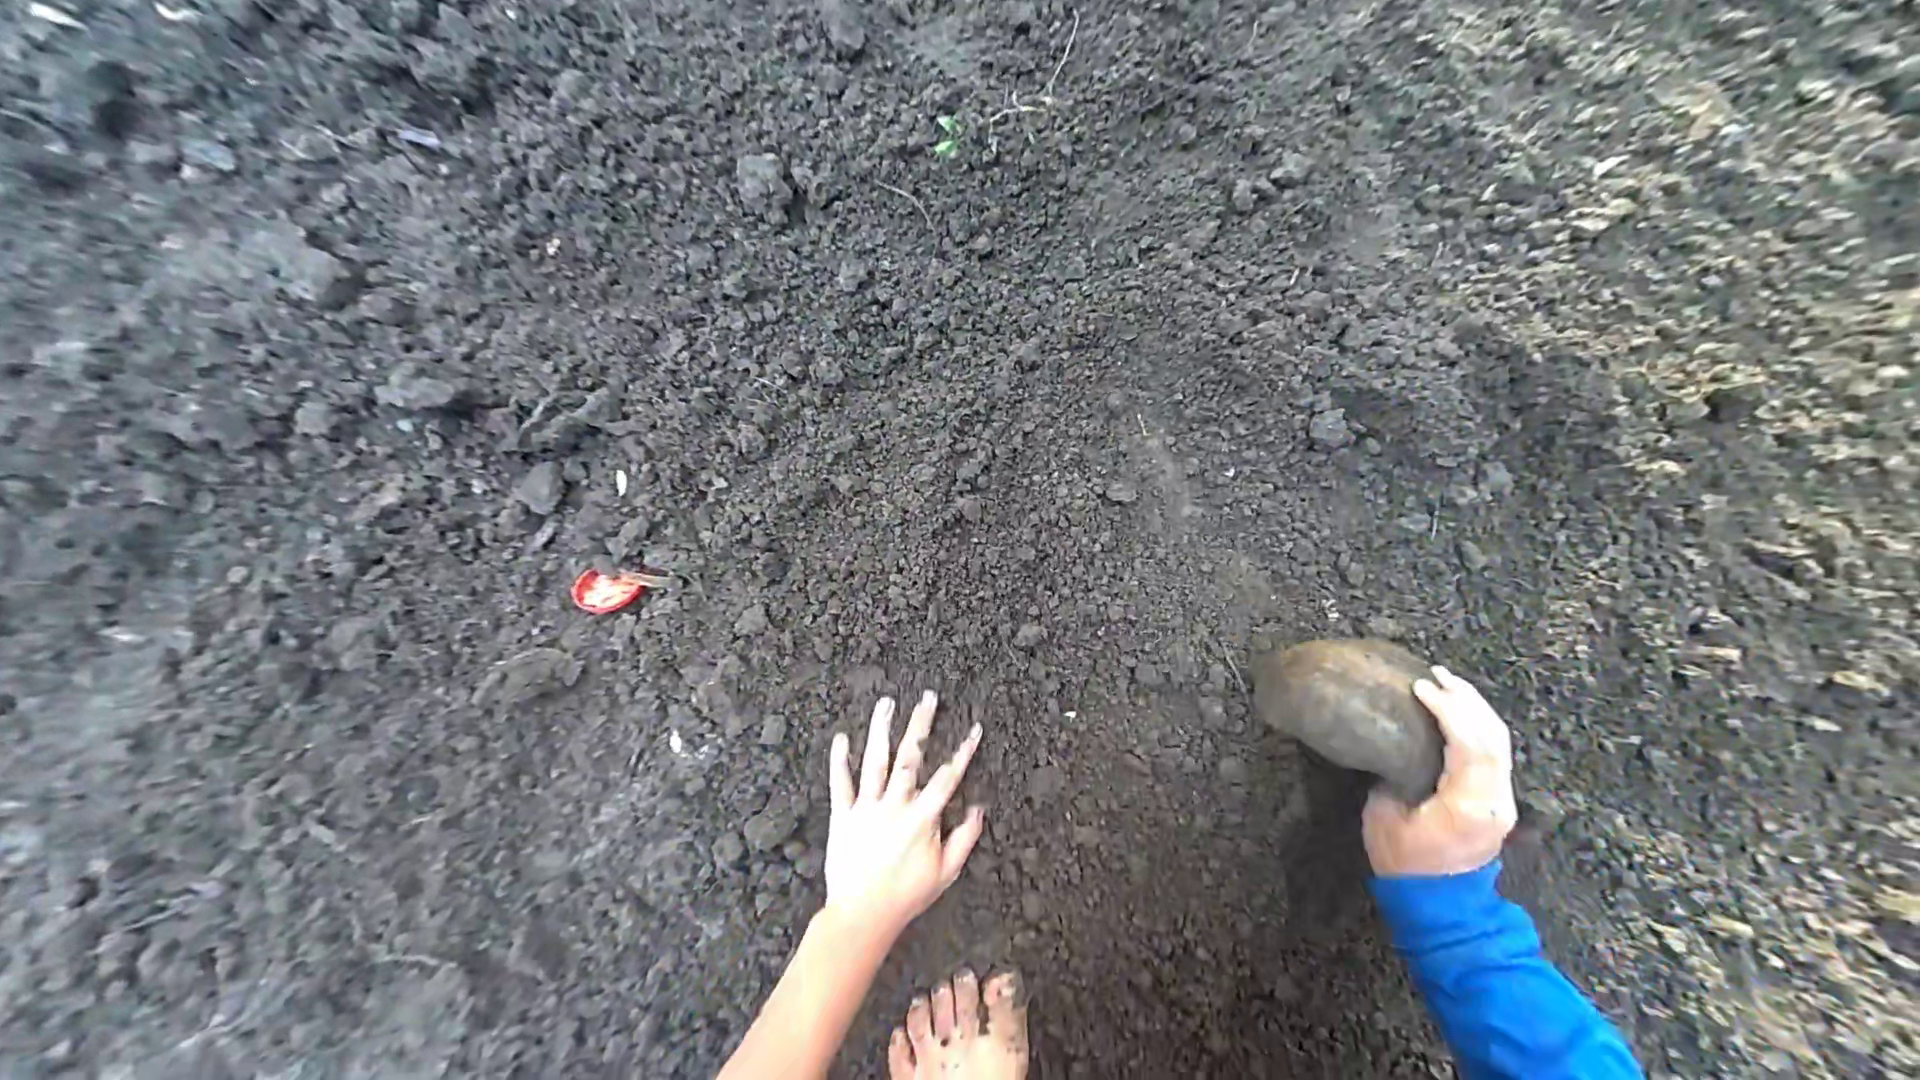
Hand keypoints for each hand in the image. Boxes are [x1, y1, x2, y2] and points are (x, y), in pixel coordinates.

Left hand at [823, 691, 984, 939]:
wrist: (862, 916)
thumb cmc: (906, 895)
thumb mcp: (945, 872)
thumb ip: (964, 838)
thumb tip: (979, 808)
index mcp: (921, 819)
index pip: (947, 778)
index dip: (963, 752)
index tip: (974, 729)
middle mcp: (894, 806)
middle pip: (909, 758)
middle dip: (920, 725)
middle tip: (928, 698)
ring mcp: (866, 808)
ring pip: (874, 762)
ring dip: (881, 730)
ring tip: (887, 703)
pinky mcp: (843, 816)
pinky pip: (840, 784)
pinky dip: (839, 761)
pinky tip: (842, 738)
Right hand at [1363, 666, 1517, 876]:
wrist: (1440, 901)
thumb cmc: (1403, 859)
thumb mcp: (1386, 813)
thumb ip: (1398, 774)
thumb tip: (1393, 742)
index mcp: (1469, 803)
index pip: (1470, 744)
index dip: (1447, 709)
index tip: (1418, 686)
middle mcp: (1496, 798)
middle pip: (1493, 737)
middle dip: (1466, 699)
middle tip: (1435, 674)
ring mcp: (1502, 799)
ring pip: (1499, 742)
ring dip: (1475, 708)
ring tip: (1447, 683)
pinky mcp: (1497, 799)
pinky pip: (1494, 752)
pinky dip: (1477, 724)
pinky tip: (1459, 711)